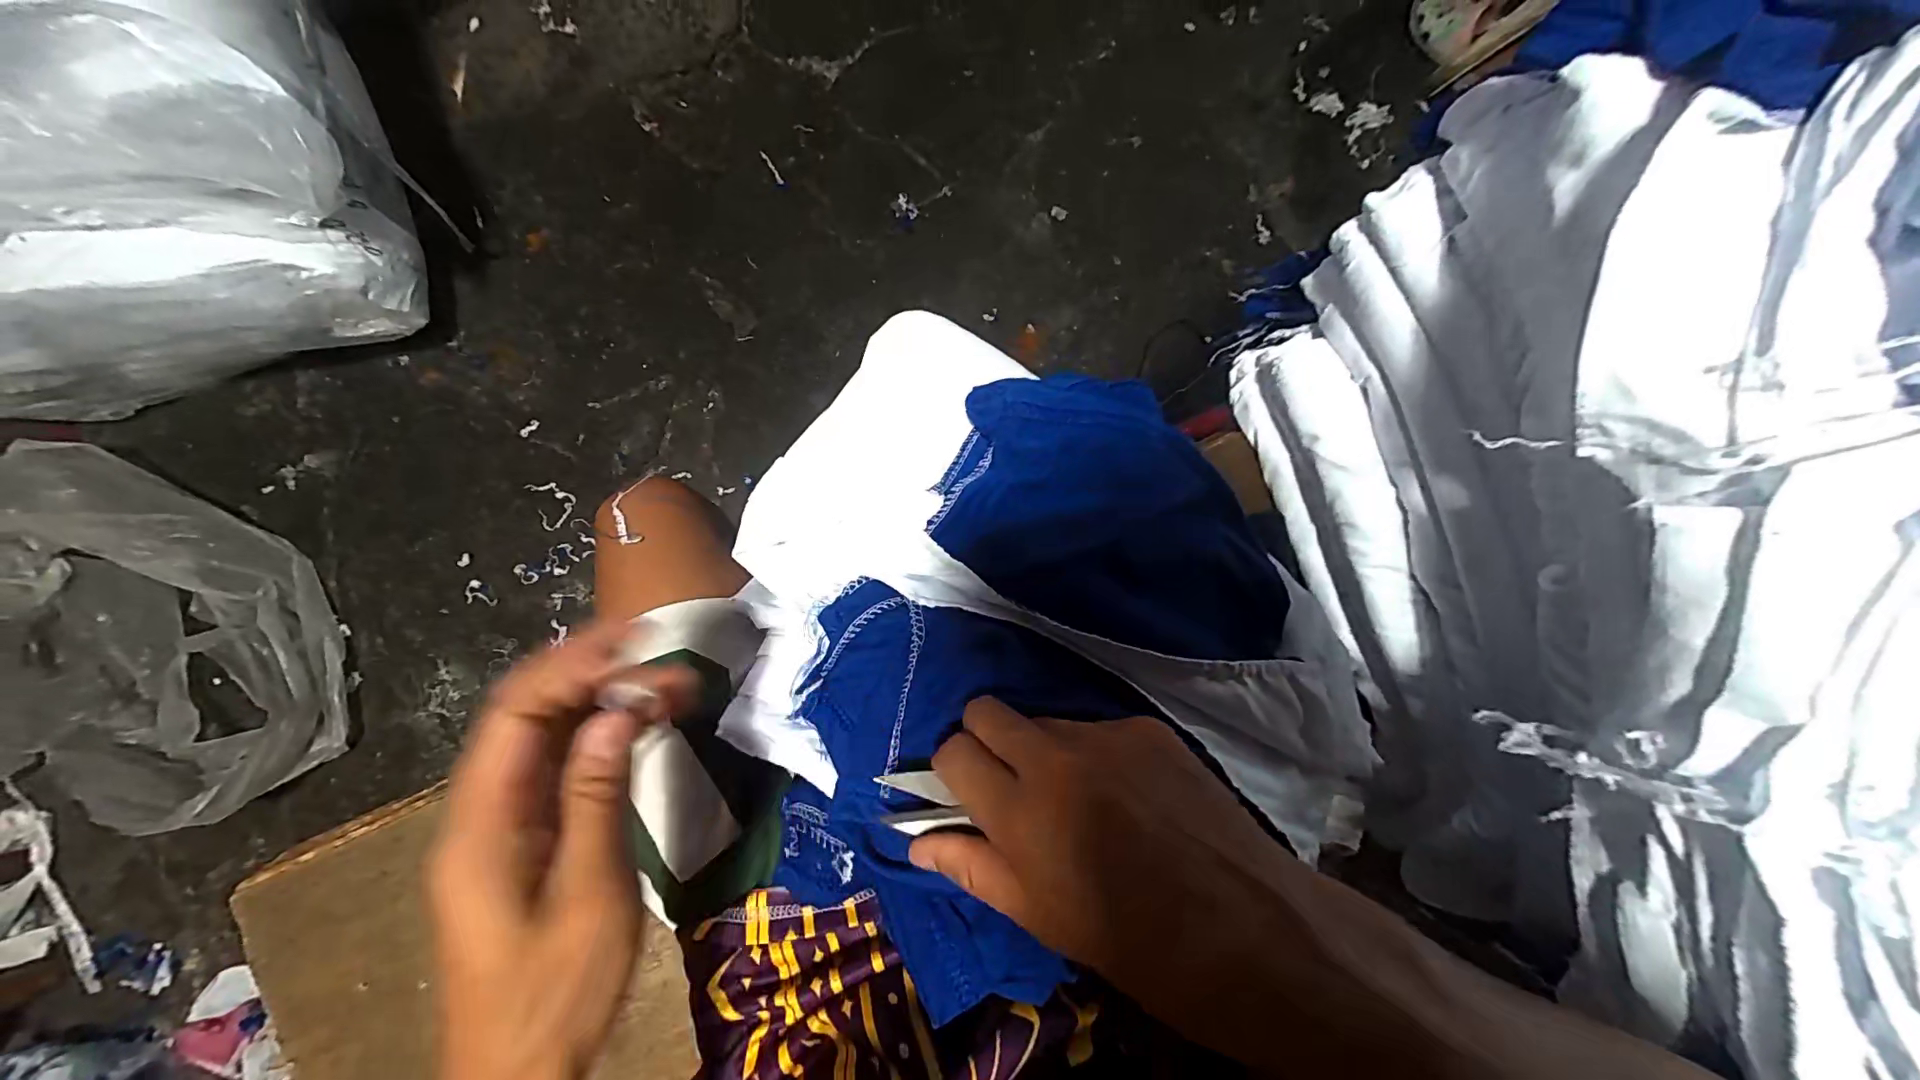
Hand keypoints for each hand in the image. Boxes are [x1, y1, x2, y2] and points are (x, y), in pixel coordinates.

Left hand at [427, 621, 695, 1079]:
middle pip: (524, 712)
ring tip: (657, 669)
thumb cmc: (555, 992)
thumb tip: (617, 713)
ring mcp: (503, 820)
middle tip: (655, 646)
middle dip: (587, 668)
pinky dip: (597, 729)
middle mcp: (481, 809)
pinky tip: (634, 714)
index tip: (636, 643)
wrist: (521, 1069)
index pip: (516, 713)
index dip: (572, 666)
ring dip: (596, 693)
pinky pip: (557, 761)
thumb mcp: (589, 895)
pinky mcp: (528, 833)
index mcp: (480, 825)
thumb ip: (596, 799)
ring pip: (542, 731)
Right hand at [909, 699, 1721, 1079]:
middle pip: (987, 708)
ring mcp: (1107, 732)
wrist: (1254, 929)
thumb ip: (973, 866)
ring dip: (1038, 744)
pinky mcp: (1148, 726)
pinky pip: (1093, 724)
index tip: (960, 791)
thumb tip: (917, 838)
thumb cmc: (1136, 943)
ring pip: (1042, 716)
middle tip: (1004, 781)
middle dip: (982, 737)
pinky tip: (1120, 791)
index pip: (952, 749)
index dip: (948, 768)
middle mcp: (1058, 754)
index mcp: (1022, 810)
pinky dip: (1089, 749)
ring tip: (1071, 793)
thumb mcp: (1041, 918)